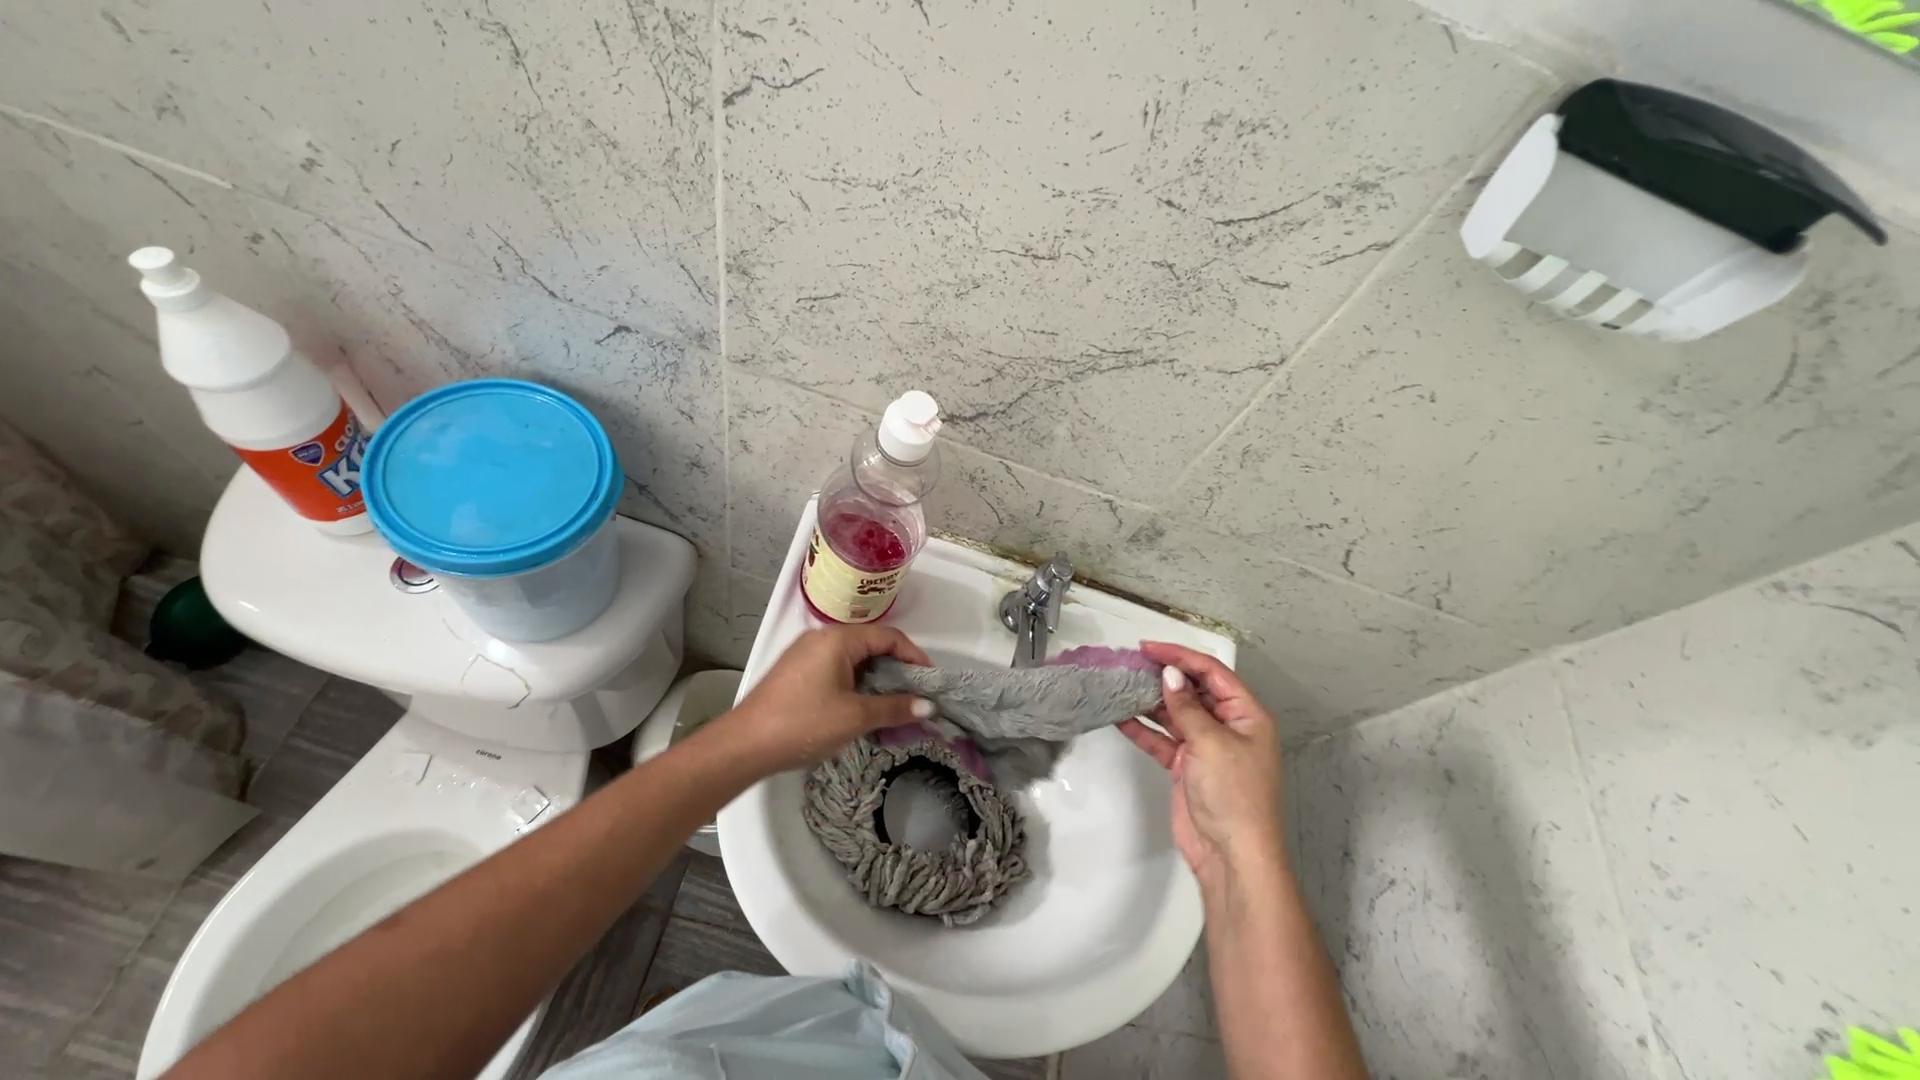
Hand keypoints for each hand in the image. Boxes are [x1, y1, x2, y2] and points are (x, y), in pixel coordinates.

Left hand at [715, 625, 934, 774]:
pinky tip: (864, 711)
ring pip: (855, 661)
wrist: (744, 745)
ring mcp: (806, 656)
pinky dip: (857, 687)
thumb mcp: (855, 717)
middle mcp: (822, 639)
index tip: (931, 682)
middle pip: (872, 646)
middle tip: (917, 698)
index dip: (915, 657)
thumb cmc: (803, 724)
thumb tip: (928, 707)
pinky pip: (838, 672)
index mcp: (838, 639)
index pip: (889, 637)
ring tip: (894, 709)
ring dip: (878, 682)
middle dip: (898, 672)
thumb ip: (895, 708)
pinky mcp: (797, 674)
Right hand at [1118, 642, 1286, 891]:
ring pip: (1175, 714)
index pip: (1212, 673)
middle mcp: (1227, 727)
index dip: (1181, 657)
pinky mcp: (1187, 767)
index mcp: (1247, 715)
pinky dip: (1143, 729)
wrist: (1232, 855)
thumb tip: (1170, 675)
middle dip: (1163, 676)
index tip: (1148, 648)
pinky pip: (1162, 740)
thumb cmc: (1235, 797)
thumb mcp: (1212, 744)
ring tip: (1121, 683)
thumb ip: (1188, 707)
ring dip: (1150, 700)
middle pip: (1193, 691)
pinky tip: (1121, 717)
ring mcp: (1206, 748)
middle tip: (1130, 662)